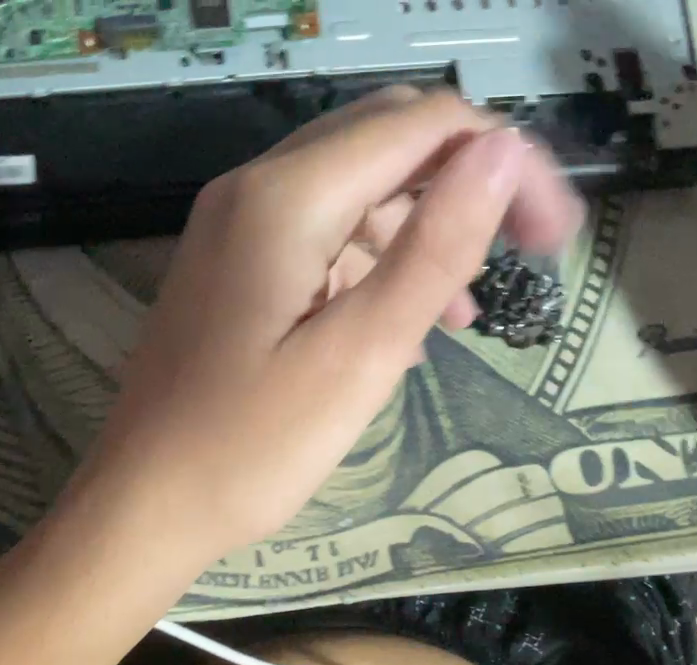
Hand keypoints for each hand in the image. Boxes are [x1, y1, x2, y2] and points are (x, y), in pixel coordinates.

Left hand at [59, 87, 582, 561]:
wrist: (144, 506)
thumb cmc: (250, 448)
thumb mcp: (358, 356)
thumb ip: (432, 251)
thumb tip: (502, 153)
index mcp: (286, 198)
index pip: (423, 126)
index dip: (503, 163)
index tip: (553, 238)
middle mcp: (254, 190)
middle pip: (387, 145)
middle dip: (464, 187)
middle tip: (522, 259)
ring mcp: (234, 229)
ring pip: (353, 194)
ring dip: (419, 233)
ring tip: (462, 313)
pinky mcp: (230, 271)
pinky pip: (318, 240)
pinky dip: (370, 266)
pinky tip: (398, 326)